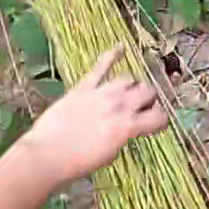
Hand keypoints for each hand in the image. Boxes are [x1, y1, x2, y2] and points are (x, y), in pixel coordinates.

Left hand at [4, 46, 169, 190]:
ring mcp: (101, 93)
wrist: (47, 155)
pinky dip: (112, 55)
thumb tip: (127, 126)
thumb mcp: (110, 153)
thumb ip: (124, 134)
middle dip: (149, 99)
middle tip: (142, 107)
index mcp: (128, 126)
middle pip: (147, 91)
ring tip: (128, 92)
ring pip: (128, 78)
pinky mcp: (83, 87)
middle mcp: (119, 106)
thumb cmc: (79, 162)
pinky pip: (100, 66)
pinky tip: (120, 47)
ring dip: (131, 85)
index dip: (161, 120)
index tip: (157, 124)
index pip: (159, 117)